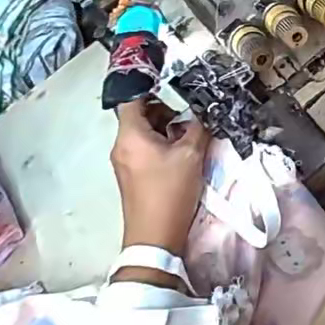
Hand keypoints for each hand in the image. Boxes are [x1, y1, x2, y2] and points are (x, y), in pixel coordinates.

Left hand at [110, 98, 210, 253]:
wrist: (154, 237)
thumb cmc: (170, 192)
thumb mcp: (191, 156)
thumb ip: (198, 128)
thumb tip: (203, 112)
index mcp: (130, 135)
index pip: (133, 98)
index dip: (152, 88)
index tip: (175, 87)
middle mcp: (121, 145)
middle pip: (138, 114)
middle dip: (164, 110)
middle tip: (189, 115)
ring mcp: (124, 161)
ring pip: (142, 132)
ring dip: (164, 128)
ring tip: (189, 134)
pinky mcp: (131, 175)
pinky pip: (143, 148)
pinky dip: (159, 143)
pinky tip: (180, 152)